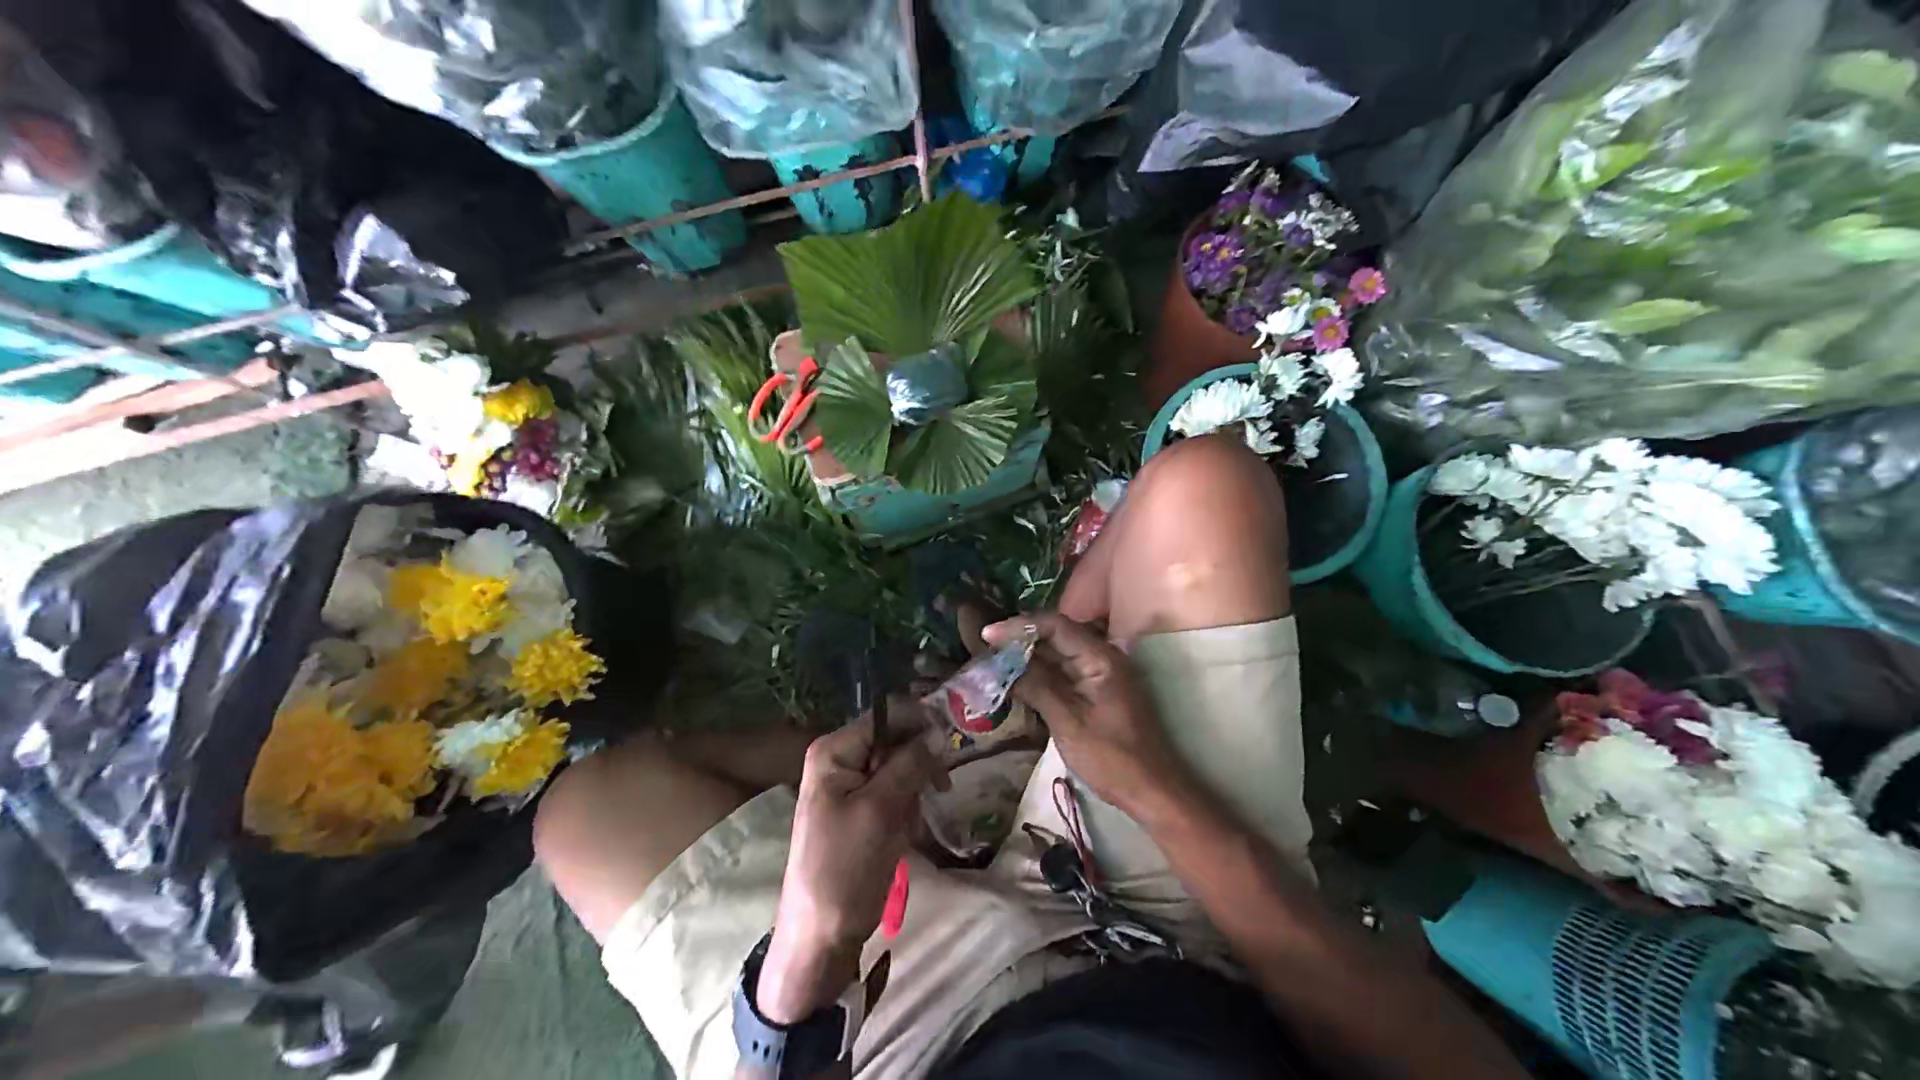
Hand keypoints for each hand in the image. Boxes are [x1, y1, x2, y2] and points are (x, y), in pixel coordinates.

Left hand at [759, 718, 946, 1022]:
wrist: (821, 935)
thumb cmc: (846, 868)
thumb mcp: (881, 810)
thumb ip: (910, 764)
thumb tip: (940, 731)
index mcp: (834, 751)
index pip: (887, 715)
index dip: (920, 725)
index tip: (950, 748)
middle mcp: (839, 760)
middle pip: (895, 740)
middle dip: (918, 767)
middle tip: (938, 792)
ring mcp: (848, 786)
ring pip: (900, 769)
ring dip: (914, 794)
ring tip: (911, 826)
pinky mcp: (860, 811)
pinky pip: (894, 795)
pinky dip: (906, 812)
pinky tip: (905, 836)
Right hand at [983, 612, 1196, 815]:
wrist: (1152, 791)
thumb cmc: (1111, 758)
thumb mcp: (1068, 722)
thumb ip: (1037, 687)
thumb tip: (1004, 664)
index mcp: (1100, 657)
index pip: (1055, 625)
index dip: (1020, 626)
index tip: (988, 635)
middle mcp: (1102, 657)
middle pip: (1056, 636)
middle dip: (1020, 640)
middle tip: (985, 648)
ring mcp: (1101, 674)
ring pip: (1058, 654)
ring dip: (1028, 657)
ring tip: (994, 662)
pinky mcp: (1097, 691)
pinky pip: (1064, 672)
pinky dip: (1040, 674)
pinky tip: (1017, 681)